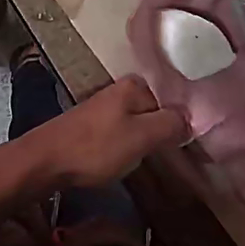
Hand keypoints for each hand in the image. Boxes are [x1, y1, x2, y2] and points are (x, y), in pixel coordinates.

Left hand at [15, 76, 187, 187]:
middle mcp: (123, 89)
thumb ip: (171, 124)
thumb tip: (192, 119)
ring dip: (153, 137)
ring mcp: (108, 105)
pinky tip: (138, 157)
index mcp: (136, 85)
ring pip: (143, 120)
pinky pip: (128, 129)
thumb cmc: (97, 147)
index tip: (198, 140)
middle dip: (170, 128)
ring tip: (165, 156)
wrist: (46, 160)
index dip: (187, 118)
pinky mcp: (98, 123)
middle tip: (183, 152)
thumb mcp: (142, 137)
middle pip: (159, 108)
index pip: (175, 97)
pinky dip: (136, 142)